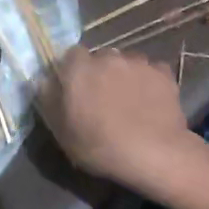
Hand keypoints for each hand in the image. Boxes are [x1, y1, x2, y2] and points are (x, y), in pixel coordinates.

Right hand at [40, 47, 192, 189]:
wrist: (152, 152)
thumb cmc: (98, 146)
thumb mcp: (61, 131)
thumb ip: (49, 100)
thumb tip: (44, 81)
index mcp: (79, 69)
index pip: (70, 55)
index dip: (71, 71)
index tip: (73, 90)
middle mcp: (108, 57)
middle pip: (100, 58)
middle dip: (98, 73)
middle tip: (100, 99)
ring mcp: (139, 62)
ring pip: (126, 63)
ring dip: (123, 76)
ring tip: (127, 101)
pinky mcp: (164, 72)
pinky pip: (150, 71)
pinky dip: (146, 82)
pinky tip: (148, 102)